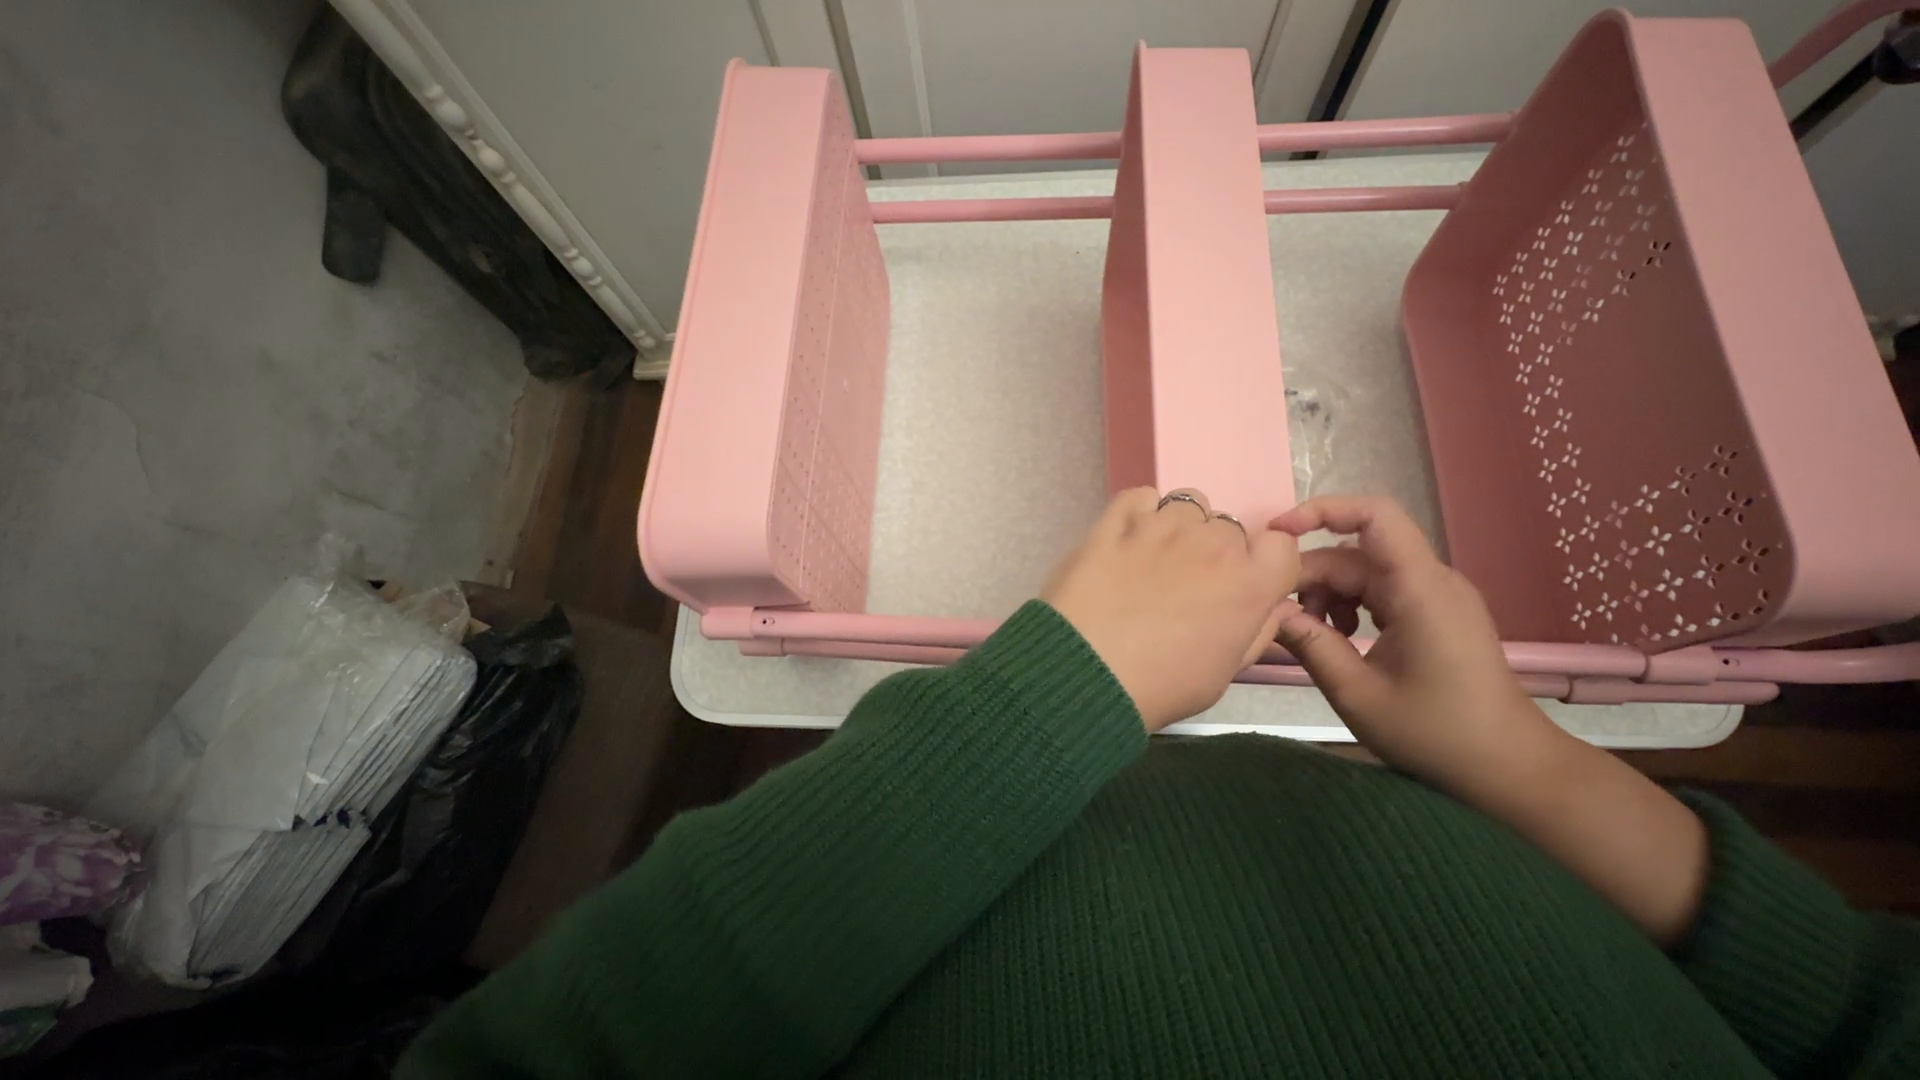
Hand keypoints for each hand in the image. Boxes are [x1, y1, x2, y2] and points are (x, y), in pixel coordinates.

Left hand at [1042, 487, 1299, 731]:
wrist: (1087, 674)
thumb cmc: (1162, 686)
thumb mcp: (1224, 672)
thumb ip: (1257, 631)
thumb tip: (1276, 606)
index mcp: (1250, 583)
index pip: (1281, 545)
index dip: (1261, 563)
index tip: (1240, 583)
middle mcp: (1213, 544)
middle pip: (1228, 527)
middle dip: (1214, 551)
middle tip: (1185, 585)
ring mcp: (1162, 527)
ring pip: (1187, 504)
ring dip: (1178, 527)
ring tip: (1152, 561)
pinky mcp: (1115, 522)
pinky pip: (1141, 496)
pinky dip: (1140, 511)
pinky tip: (1127, 538)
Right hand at [1266, 495, 1558, 786]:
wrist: (1509, 767)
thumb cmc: (1435, 733)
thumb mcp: (1357, 694)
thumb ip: (1309, 645)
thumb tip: (1269, 612)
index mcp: (1419, 589)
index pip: (1373, 515)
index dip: (1320, 510)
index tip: (1276, 536)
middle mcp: (1432, 579)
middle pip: (1357, 551)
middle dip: (1312, 575)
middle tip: (1278, 615)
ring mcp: (1438, 595)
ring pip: (1366, 570)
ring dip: (1329, 592)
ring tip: (1313, 636)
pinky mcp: (1438, 612)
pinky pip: (1383, 589)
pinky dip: (1352, 604)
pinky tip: (1341, 639)